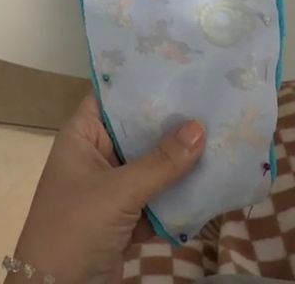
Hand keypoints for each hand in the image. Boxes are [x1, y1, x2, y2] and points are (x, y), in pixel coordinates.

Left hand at [9, 94, 203, 283]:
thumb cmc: (75, 227)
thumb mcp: (118, 192)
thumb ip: (160, 163)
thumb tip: (199, 127)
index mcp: (82, 135)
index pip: (113, 97)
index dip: (142, 83)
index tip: (180, 68)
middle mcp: (96, 154)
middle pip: (137, 131)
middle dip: (170, 124)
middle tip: (211, 102)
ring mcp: (110, 187)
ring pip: (150, 166)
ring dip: (179, 161)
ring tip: (220, 138)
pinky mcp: (124, 218)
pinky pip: (156, 198)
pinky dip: (177, 196)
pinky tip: (210, 183)